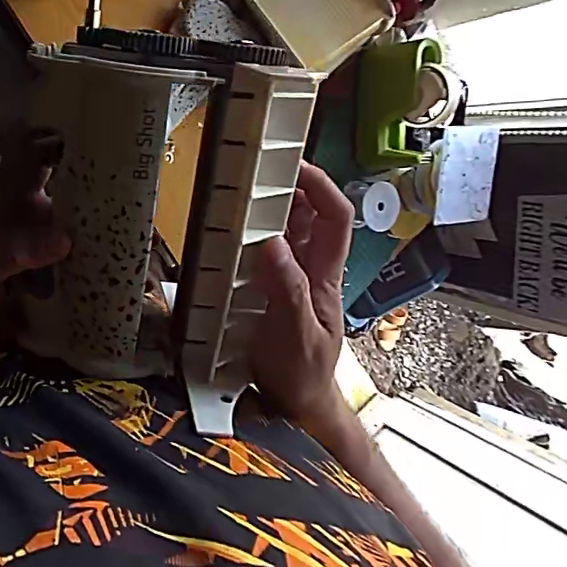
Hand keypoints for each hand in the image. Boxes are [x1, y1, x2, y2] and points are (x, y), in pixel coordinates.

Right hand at [249, 163, 354, 435]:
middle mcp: (309, 268)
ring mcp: (289, 275)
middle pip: (309, 213)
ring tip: (243, 188)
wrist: (293, 401)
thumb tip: (272, 243)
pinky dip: (250, 229)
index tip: (295, 165)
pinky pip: (263, 247)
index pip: (335, 218)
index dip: (321, 186)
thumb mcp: (297, 337)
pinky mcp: (268, 284)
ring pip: (286, 227)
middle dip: (290, 185)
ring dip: (269, 204)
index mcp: (324, 275)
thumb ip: (287, 291)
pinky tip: (232, 226)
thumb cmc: (301, 373)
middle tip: (258, 168)